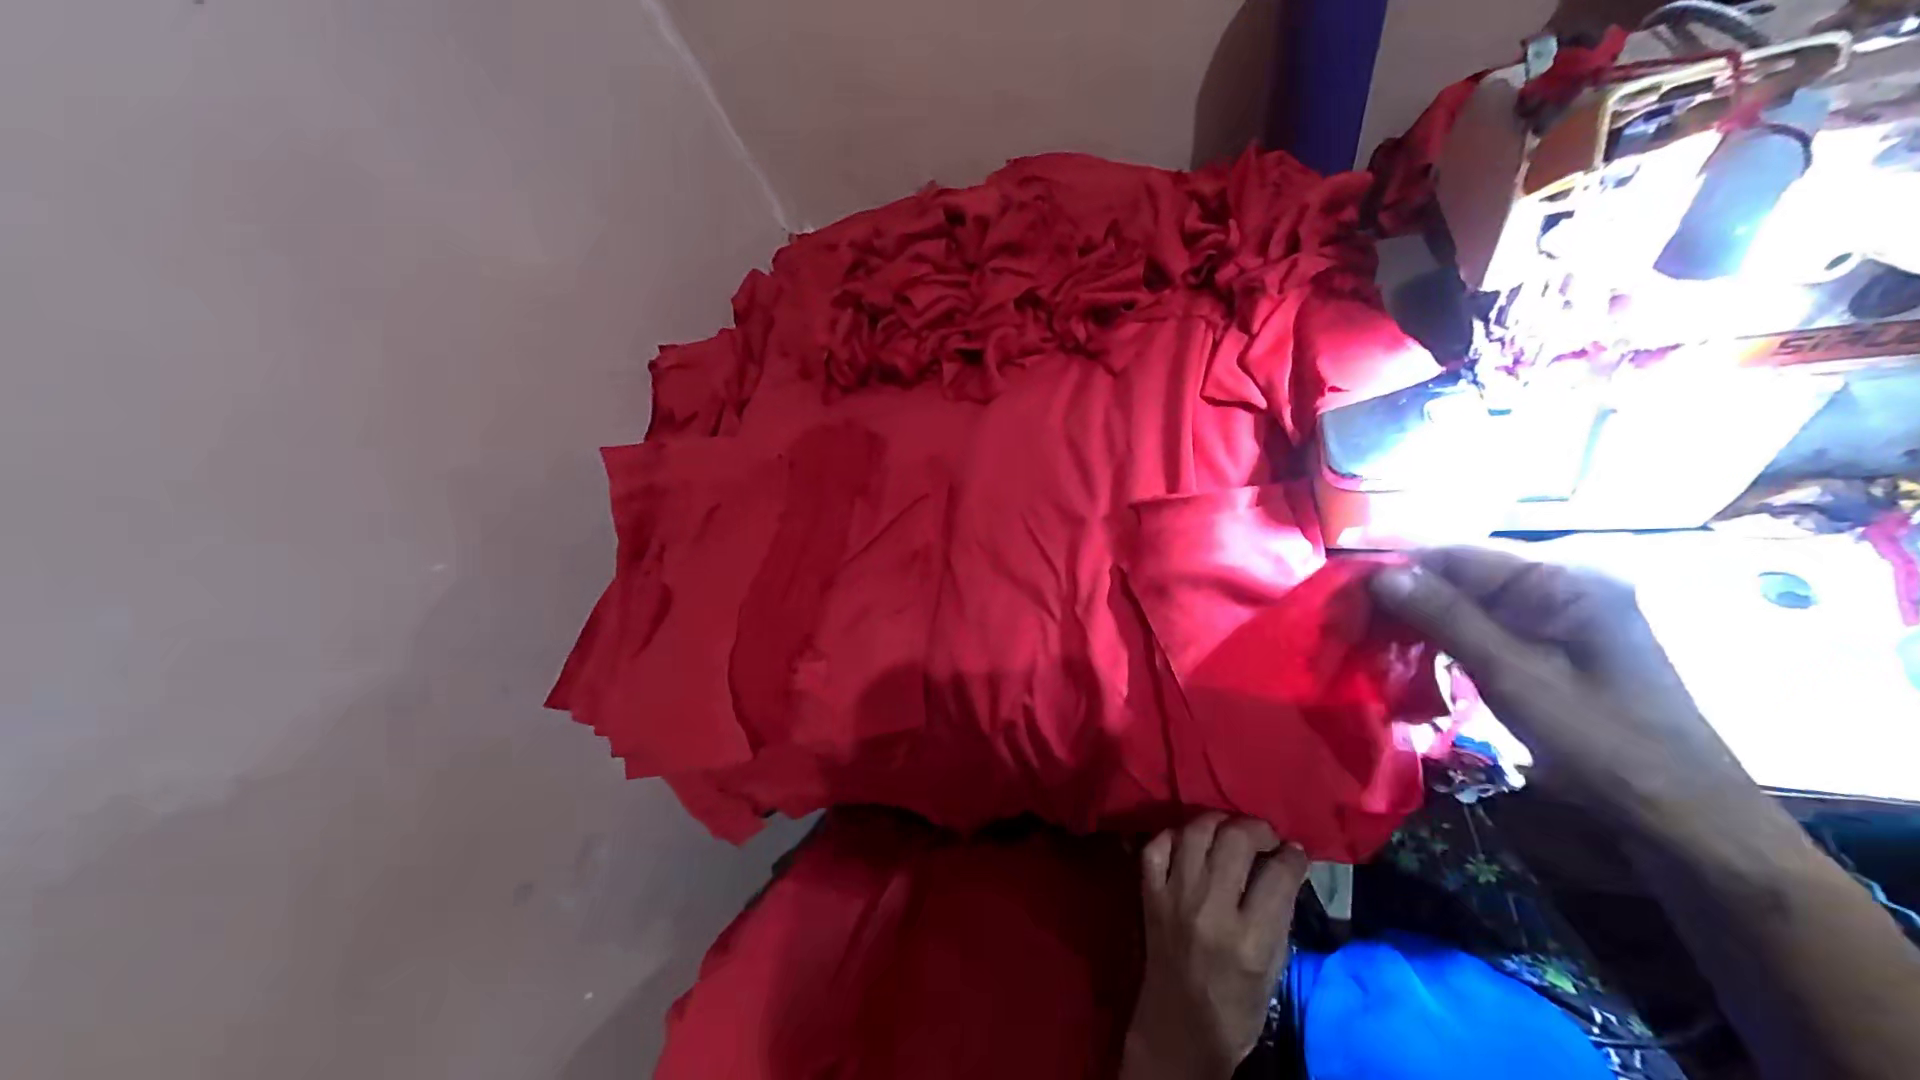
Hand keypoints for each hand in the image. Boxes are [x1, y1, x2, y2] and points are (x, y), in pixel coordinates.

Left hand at [1121, 815, 1308, 1079]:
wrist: (1179, 1027)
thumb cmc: (1237, 1007)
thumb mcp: (1273, 967)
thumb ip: (1280, 913)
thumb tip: (1287, 865)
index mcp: (1249, 938)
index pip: (1278, 876)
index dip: (1292, 856)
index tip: (1295, 851)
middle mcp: (1210, 909)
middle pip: (1235, 840)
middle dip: (1257, 829)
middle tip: (1265, 837)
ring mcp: (1174, 896)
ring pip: (1195, 833)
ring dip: (1218, 823)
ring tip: (1230, 832)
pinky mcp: (1149, 894)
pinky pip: (1157, 846)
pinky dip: (1175, 836)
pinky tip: (1190, 843)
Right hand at [1368, 546, 1763, 840]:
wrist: (1682, 814)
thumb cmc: (1603, 742)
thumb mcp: (1515, 677)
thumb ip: (1447, 619)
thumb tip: (1381, 575)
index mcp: (1566, 576)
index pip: (1457, 553)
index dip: (1397, 570)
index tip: (1346, 596)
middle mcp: (1564, 581)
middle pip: (1460, 574)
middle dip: (1405, 597)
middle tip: (1352, 625)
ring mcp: (1561, 612)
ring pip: (1467, 601)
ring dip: (1419, 620)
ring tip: (1373, 642)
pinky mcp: (1553, 642)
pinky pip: (1484, 625)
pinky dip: (1445, 639)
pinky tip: (1415, 657)